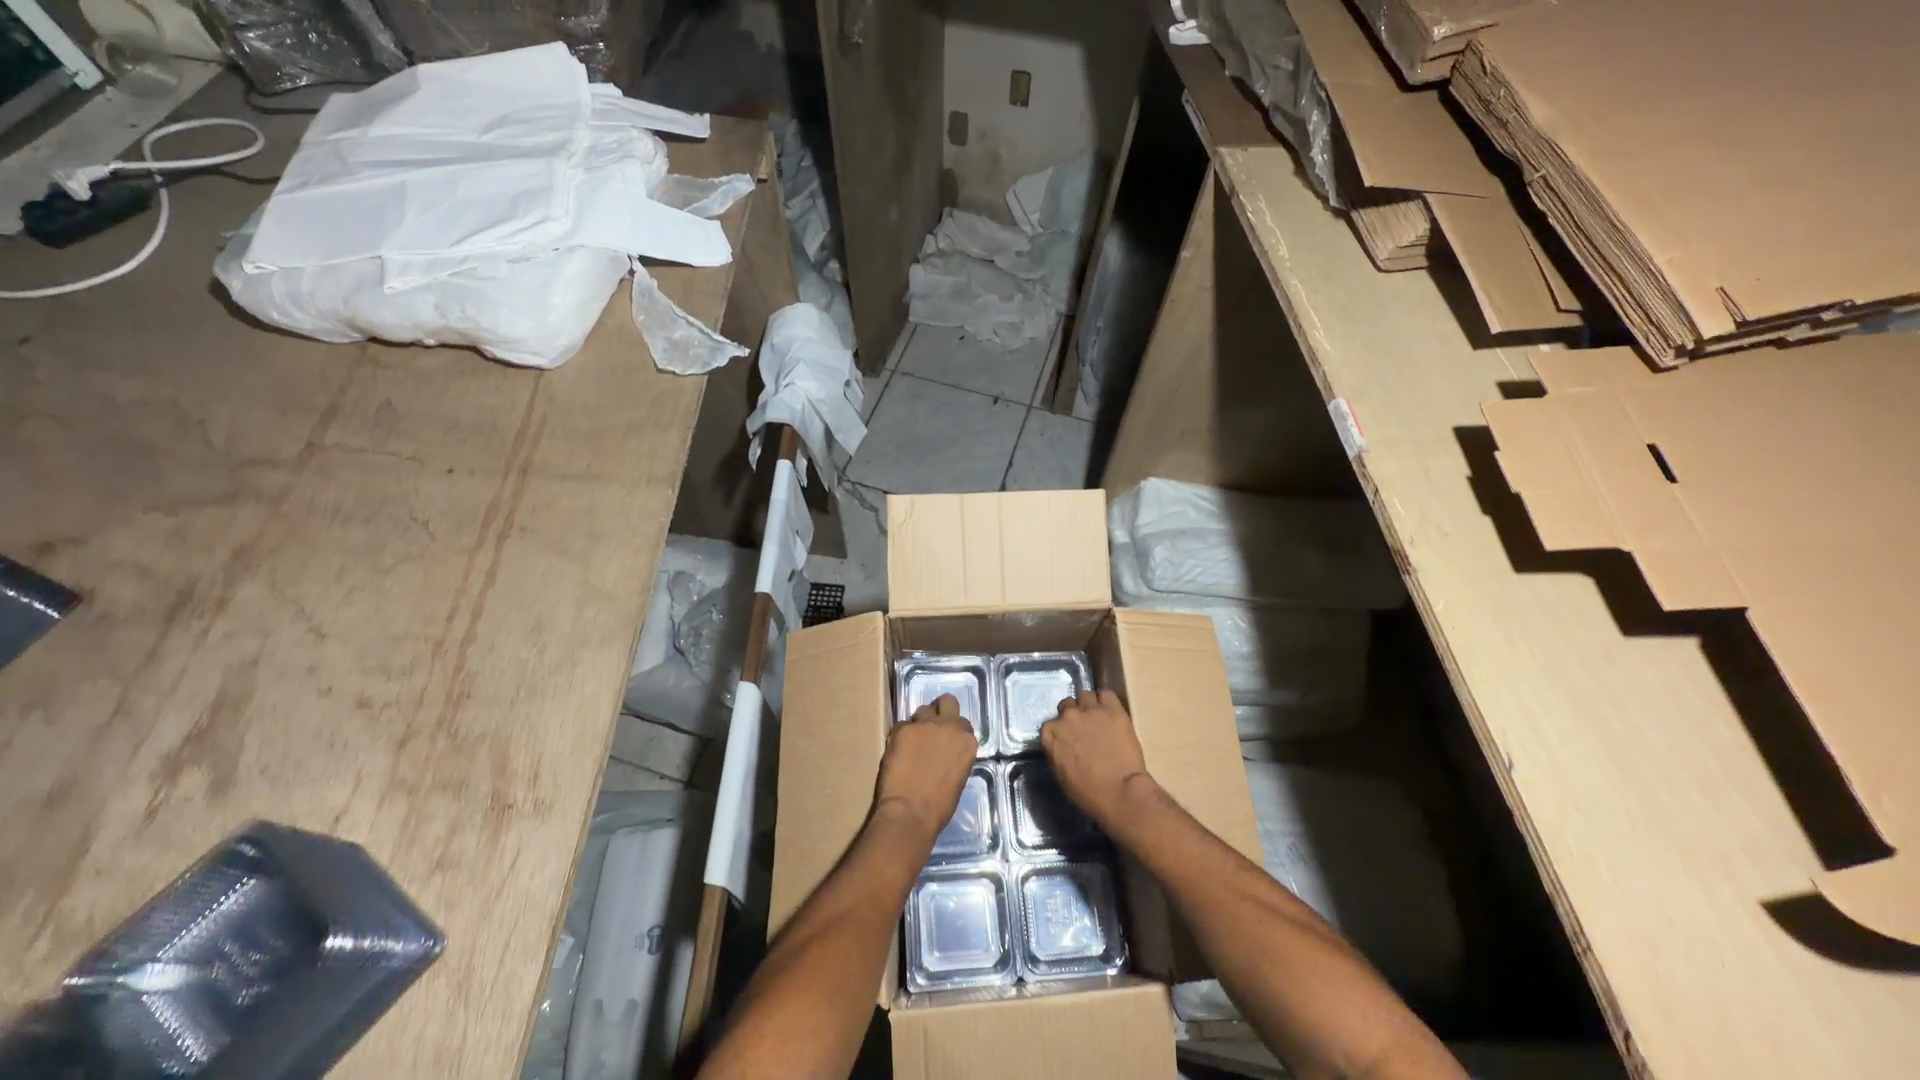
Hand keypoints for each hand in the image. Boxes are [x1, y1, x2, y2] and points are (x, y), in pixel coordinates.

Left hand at [873, 693, 977, 839]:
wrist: (910, 812)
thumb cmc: (939, 806)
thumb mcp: (958, 777)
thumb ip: (955, 755)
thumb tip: (945, 752)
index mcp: (967, 741)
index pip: (962, 723)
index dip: (952, 731)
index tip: (945, 741)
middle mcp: (949, 726)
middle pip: (947, 702)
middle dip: (940, 711)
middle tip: (930, 728)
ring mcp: (924, 724)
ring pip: (921, 711)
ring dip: (919, 723)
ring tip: (911, 742)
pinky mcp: (901, 728)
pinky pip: (901, 725)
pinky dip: (900, 736)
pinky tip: (897, 752)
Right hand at [1039, 689, 1158, 835]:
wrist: (1119, 790)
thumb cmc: (1087, 791)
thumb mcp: (1060, 773)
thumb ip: (1056, 751)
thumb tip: (1061, 744)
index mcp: (1050, 733)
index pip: (1051, 724)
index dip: (1061, 731)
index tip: (1068, 739)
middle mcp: (1067, 716)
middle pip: (1067, 705)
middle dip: (1073, 715)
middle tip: (1084, 728)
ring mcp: (1090, 710)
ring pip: (1085, 695)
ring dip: (1089, 705)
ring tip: (1098, 717)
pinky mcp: (1113, 709)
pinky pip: (1106, 694)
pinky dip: (1106, 701)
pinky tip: (1110, 711)